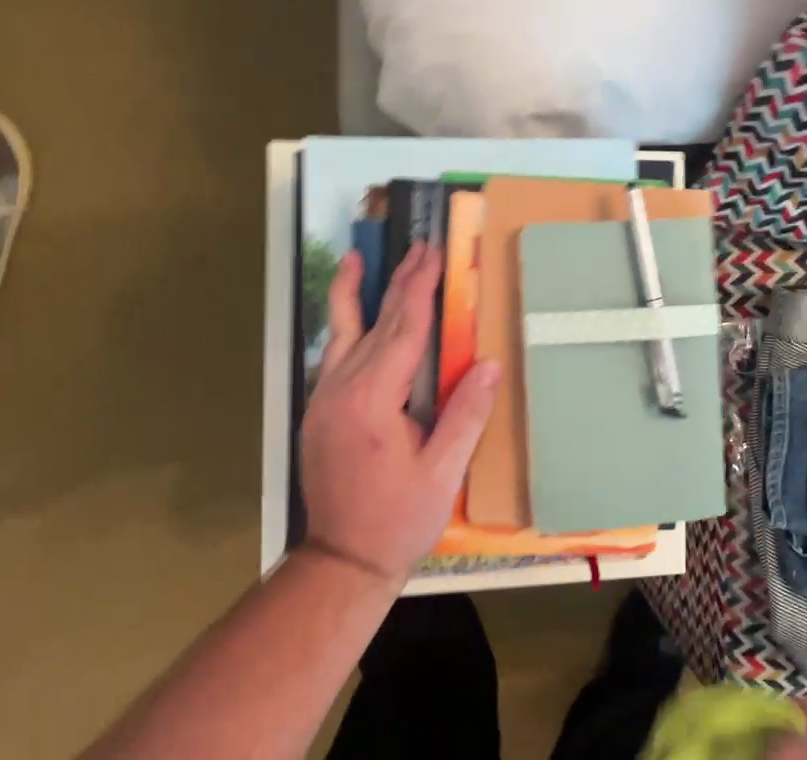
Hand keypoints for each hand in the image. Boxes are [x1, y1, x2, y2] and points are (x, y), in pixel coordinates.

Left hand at [299, 243, 498, 585]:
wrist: (341, 561)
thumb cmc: (398, 519)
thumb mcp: (442, 472)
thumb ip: (465, 415)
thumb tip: (487, 364)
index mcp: (373, 400)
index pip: (402, 330)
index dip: (419, 289)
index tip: (432, 254)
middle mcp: (341, 390)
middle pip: (373, 323)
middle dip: (396, 282)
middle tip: (415, 246)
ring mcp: (324, 400)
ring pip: (341, 334)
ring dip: (353, 294)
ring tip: (355, 258)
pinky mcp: (318, 412)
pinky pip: (335, 357)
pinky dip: (345, 328)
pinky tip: (351, 318)